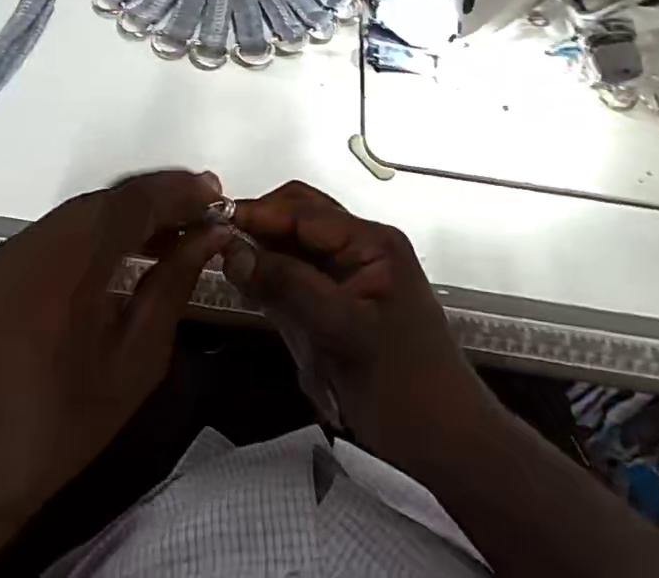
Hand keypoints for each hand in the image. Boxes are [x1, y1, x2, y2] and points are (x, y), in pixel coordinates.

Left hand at [0, 170, 235, 519]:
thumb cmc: (65, 421)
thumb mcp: (136, 360)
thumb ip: (172, 285)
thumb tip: (209, 237)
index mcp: (66, 265)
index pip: (130, 202)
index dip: (176, 190)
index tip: (216, 194)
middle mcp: (35, 241)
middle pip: (106, 198)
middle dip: (158, 198)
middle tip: (204, 211)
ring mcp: (15, 248)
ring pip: (85, 209)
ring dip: (131, 212)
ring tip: (178, 230)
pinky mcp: (6, 261)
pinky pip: (63, 227)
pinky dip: (102, 228)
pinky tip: (132, 248)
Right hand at [223, 181, 488, 451]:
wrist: (447, 448)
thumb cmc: (405, 389)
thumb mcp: (343, 334)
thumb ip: (287, 285)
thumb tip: (231, 250)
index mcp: (371, 243)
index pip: (301, 210)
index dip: (255, 213)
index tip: (210, 225)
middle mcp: (357, 248)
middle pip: (295, 217)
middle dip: (257, 227)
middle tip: (215, 245)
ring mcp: (346, 274)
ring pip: (290, 243)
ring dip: (261, 251)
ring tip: (229, 268)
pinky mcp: (335, 300)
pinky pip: (293, 274)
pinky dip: (269, 278)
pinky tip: (251, 289)